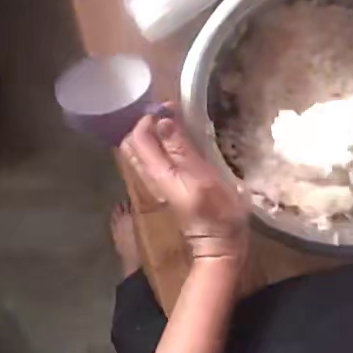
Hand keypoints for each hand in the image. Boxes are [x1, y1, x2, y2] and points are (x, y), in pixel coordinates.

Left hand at [119, 108, 249, 264]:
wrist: (220, 244)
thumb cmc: (217, 212)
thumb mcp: (203, 178)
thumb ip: (181, 150)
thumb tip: (162, 121)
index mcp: (158, 172)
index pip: (137, 137)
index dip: (150, 117)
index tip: (172, 107)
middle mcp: (151, 175)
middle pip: (133, 143)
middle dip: (146, 123)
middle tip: (171, 113)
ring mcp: (158, 182)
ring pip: (142, 151)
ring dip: (153, 133)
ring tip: (176, 123)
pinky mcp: (168, 186)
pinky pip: (153, 159)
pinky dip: (160, 145)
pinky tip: (180, 141)